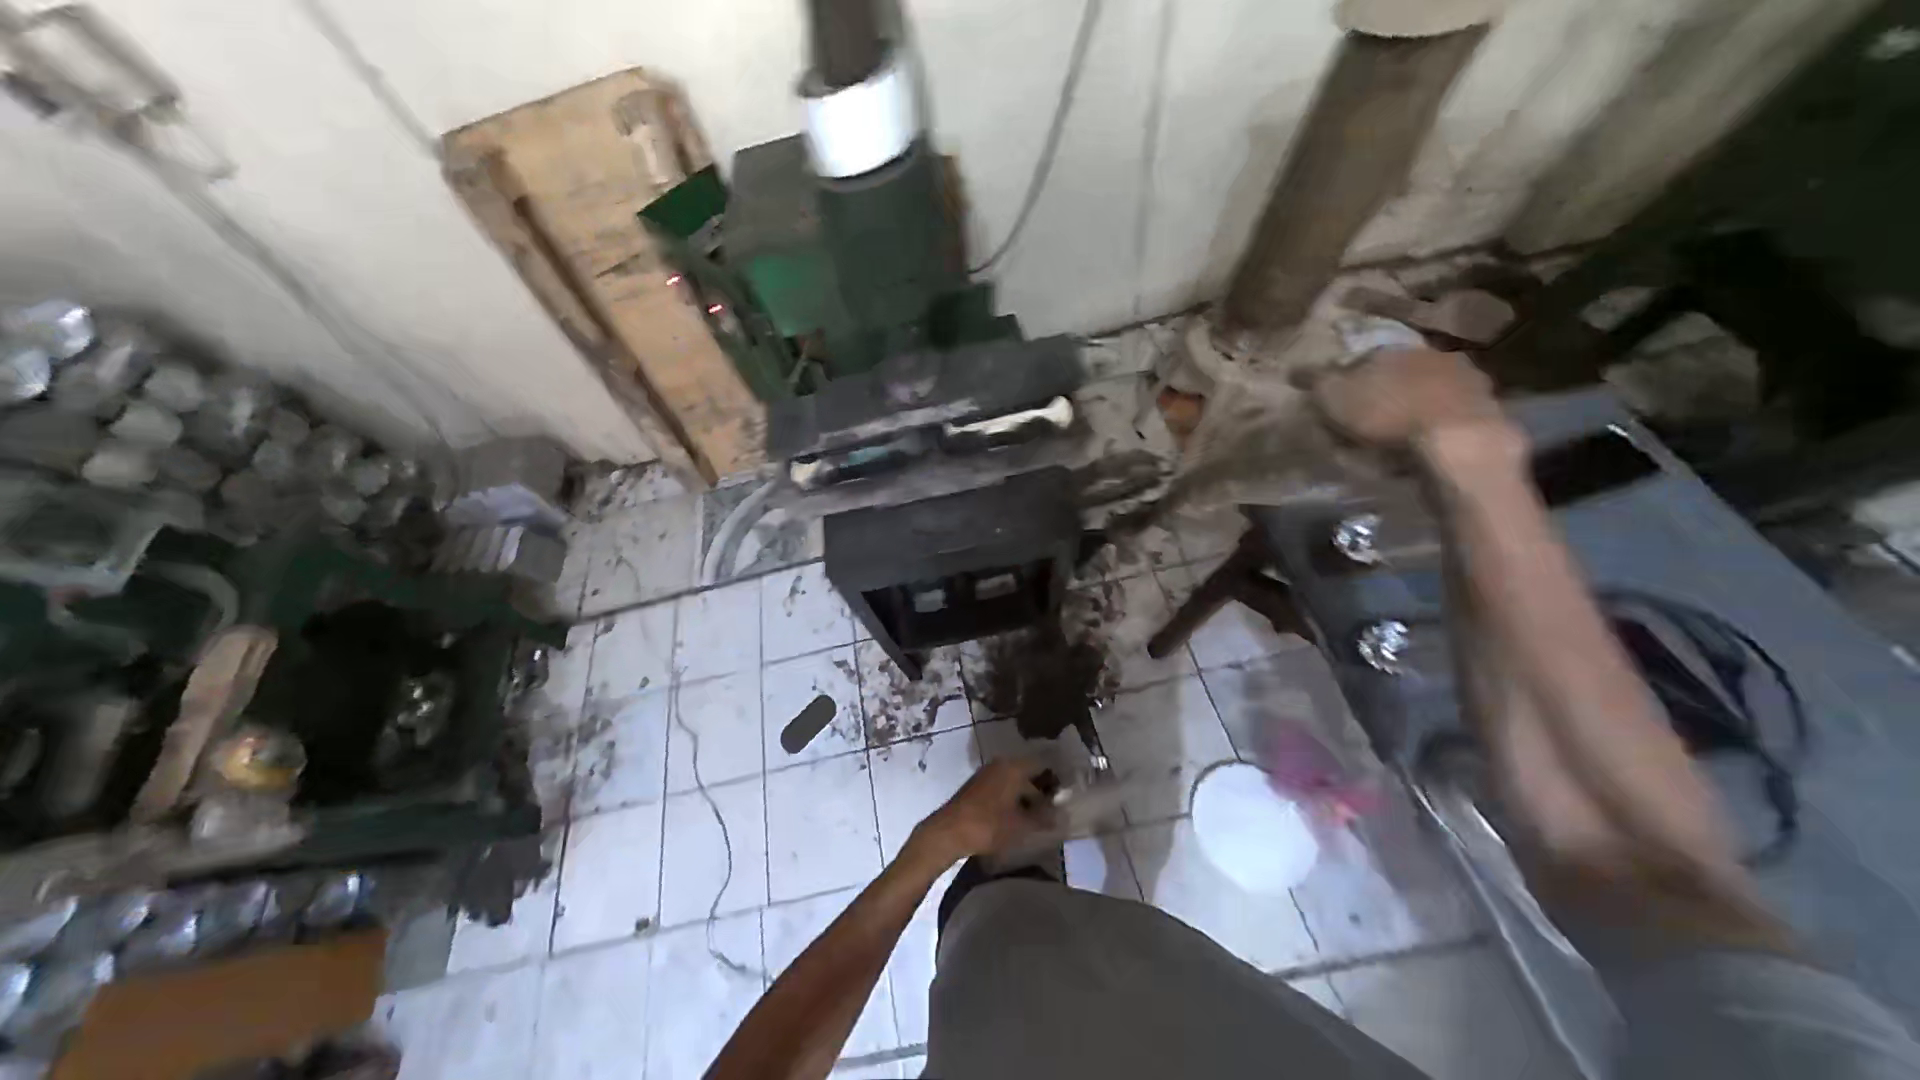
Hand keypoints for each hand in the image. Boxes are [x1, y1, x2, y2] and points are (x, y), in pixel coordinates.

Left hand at [910, 759, 1054, 864]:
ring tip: (1036, 818)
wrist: (949, 832)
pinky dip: (1011, 799)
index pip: (1043, 765)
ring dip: (1025, 797)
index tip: (1066, 796)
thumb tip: (1063, 816)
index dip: (1057, 780)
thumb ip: (1044, 819)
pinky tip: (1016, 817)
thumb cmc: (989, 825)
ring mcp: (987, 774)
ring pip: (1014, 781)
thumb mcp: (1021, 826)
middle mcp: (1001, 764)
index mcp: (1014, 767)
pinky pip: (1002, 787)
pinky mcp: (977, 786)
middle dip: (1041, 792)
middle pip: (1028, 774)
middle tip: (1054, 811)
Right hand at [1308, 347, 1503, 447]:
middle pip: (1402, 375)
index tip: (1339, 406)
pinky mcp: (1490, 412)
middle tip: (1368, 424)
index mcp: (1397, 350)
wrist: (1458, 441)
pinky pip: (1453, 420)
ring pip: (1432, 394)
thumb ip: (1314, 381)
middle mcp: (1436, 357)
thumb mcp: (1335, 396)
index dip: (1349, 381)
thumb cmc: (1387, 412)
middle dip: (1386, 395)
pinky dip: (1439, 431)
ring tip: (1398, 441)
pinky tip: (1426, 449)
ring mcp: (1469, 383)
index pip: (1366, 359)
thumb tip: (1292, 369)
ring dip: (1416, 412)